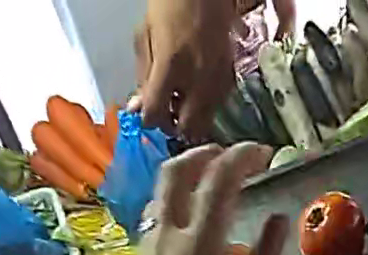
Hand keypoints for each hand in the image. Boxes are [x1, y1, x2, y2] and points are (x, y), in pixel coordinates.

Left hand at [116, 143, 284, 254]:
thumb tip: (277, 221)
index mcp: (199, 250)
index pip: (219, 181)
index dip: (243, 158)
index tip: (265, 154)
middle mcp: (165, 243)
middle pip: (175, 174)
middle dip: (205, 156)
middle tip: (233, 161)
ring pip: (160, 199)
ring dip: (188, 183)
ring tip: (217, 195)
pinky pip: (157, 226)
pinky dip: (178, 212)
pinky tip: (197, 237)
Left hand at [135, 0, 238, 140]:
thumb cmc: (169, 4)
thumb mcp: (145, 34)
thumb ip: (143, 76)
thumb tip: (138, 108)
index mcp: (171, 65)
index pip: (155, 113)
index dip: (149, 119)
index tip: (147, 114)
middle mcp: (197, 80)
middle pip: (185, 128)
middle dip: (173, 126)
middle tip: (166, 113)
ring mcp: (216, 82)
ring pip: (203, 124)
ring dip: (190, 120)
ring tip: (181, 103)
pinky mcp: (229, 80)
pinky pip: (215, 109)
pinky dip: (203, 108)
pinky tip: (196, 92)